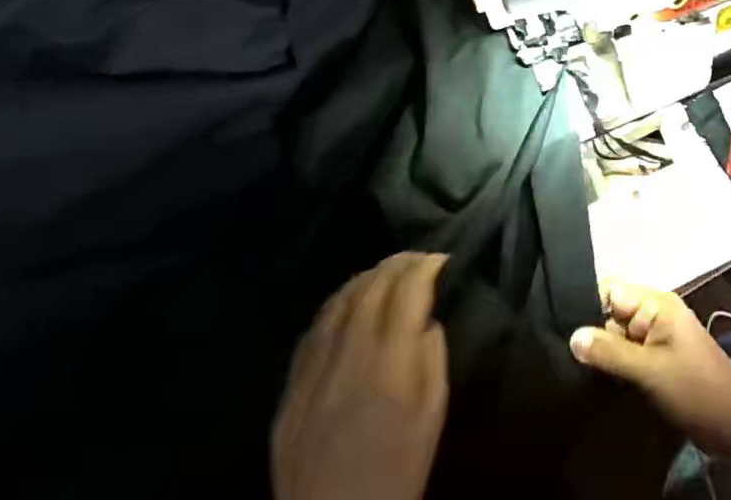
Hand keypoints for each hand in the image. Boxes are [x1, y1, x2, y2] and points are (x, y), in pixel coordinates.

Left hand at [272, 252, 448, 499]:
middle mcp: (349, 357)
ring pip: (337, 303)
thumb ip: (432, 360)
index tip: (440, 258)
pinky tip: (345, 302)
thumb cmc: (397, 472)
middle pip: (372, 289)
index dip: (425, 268)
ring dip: (364, 277)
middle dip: (397, 264)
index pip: (407, 294)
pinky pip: (312, 331)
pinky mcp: (290, 388)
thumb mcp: (432, 418)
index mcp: (390, 367)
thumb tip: (426, 321)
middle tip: (416, 256)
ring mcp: (313, 371)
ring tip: (384, 270)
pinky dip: (333, 305)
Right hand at [568, 282, 730, 455]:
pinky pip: (628, 351)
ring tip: (572, 364)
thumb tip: (572, 336)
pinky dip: (614, 362)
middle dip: (590, 330)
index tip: (558, 325)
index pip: (609, 290)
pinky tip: (595, 375)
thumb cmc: (695, 389)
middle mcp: (655, 312)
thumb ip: (609, 352)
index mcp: (656, 303)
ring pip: (617, 334)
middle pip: (611, 312)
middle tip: (560, 350)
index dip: (584, 305)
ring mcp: (657, 335)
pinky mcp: (658, 357)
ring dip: (601, 349)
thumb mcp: (649, 371)